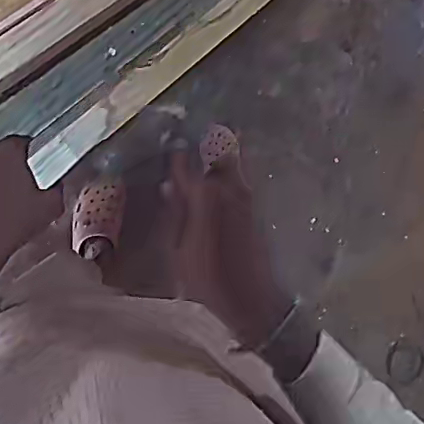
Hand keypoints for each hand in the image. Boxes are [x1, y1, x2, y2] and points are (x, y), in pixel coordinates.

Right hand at [164, 143, 292, 347]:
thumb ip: (175, 214)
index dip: (175, 153)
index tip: (168, 140)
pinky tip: (223, 165)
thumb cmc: (208, 280)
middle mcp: (225, 188)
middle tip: (198, 125)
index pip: (184, 165)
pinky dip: (233, 161)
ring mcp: (244, 195)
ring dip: (224, 144)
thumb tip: (169, 186)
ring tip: (212, 133)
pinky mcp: (254, 205)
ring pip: (234, 158)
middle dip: (209, 136)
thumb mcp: (179, 251)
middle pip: (219, 150)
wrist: (252, 298)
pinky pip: (241, 173)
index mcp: (202, 197)